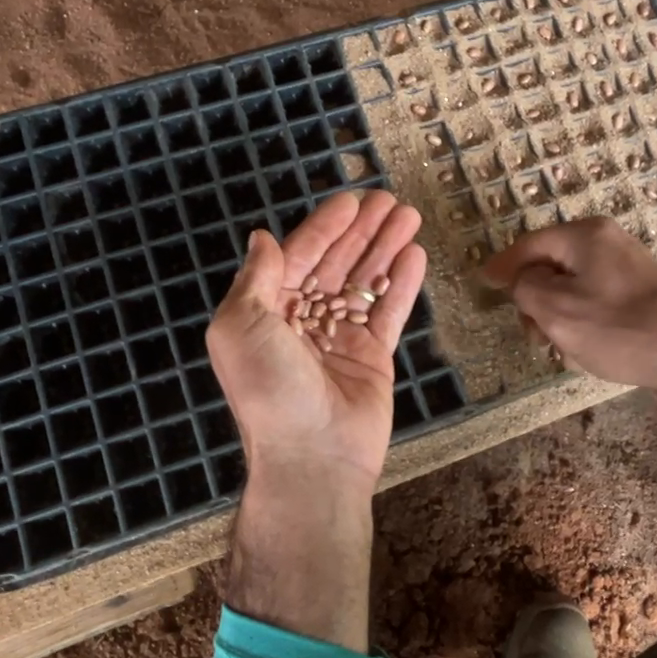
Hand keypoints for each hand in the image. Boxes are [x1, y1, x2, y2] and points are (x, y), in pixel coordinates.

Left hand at [207, 190, 425, 650]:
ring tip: (409, 216)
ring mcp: (340, 338)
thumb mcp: (241, 327)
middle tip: (390, 201)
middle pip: (336, 263)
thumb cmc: (270, 389)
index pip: (299, 256)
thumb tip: (261, 238)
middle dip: (362, 231)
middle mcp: (304, 320)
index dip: (325, 227)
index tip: (351, 200)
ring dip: (385, 248)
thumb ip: (255, 279)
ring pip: (365, 282)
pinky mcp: (372, 357)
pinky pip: (388, 312)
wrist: (312, 457)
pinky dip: (401, 284)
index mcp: (268, 311)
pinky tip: (415, 256)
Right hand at [480, 217, 656, 393]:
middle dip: (535, 301)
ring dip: (557, 317)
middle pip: (550, 265)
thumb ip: (525, 286)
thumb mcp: (555, 310)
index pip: (529, 244)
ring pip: (571, 287)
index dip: (503, 266)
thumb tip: (522, 279)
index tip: (483, 283)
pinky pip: (594, 299)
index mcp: (585, 235)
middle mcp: (606, 240)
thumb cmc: (619, 331)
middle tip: (534, 337)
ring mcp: (626, 265)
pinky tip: (587, 352)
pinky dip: (581, 322)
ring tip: (563, 351)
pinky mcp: (639, 291)